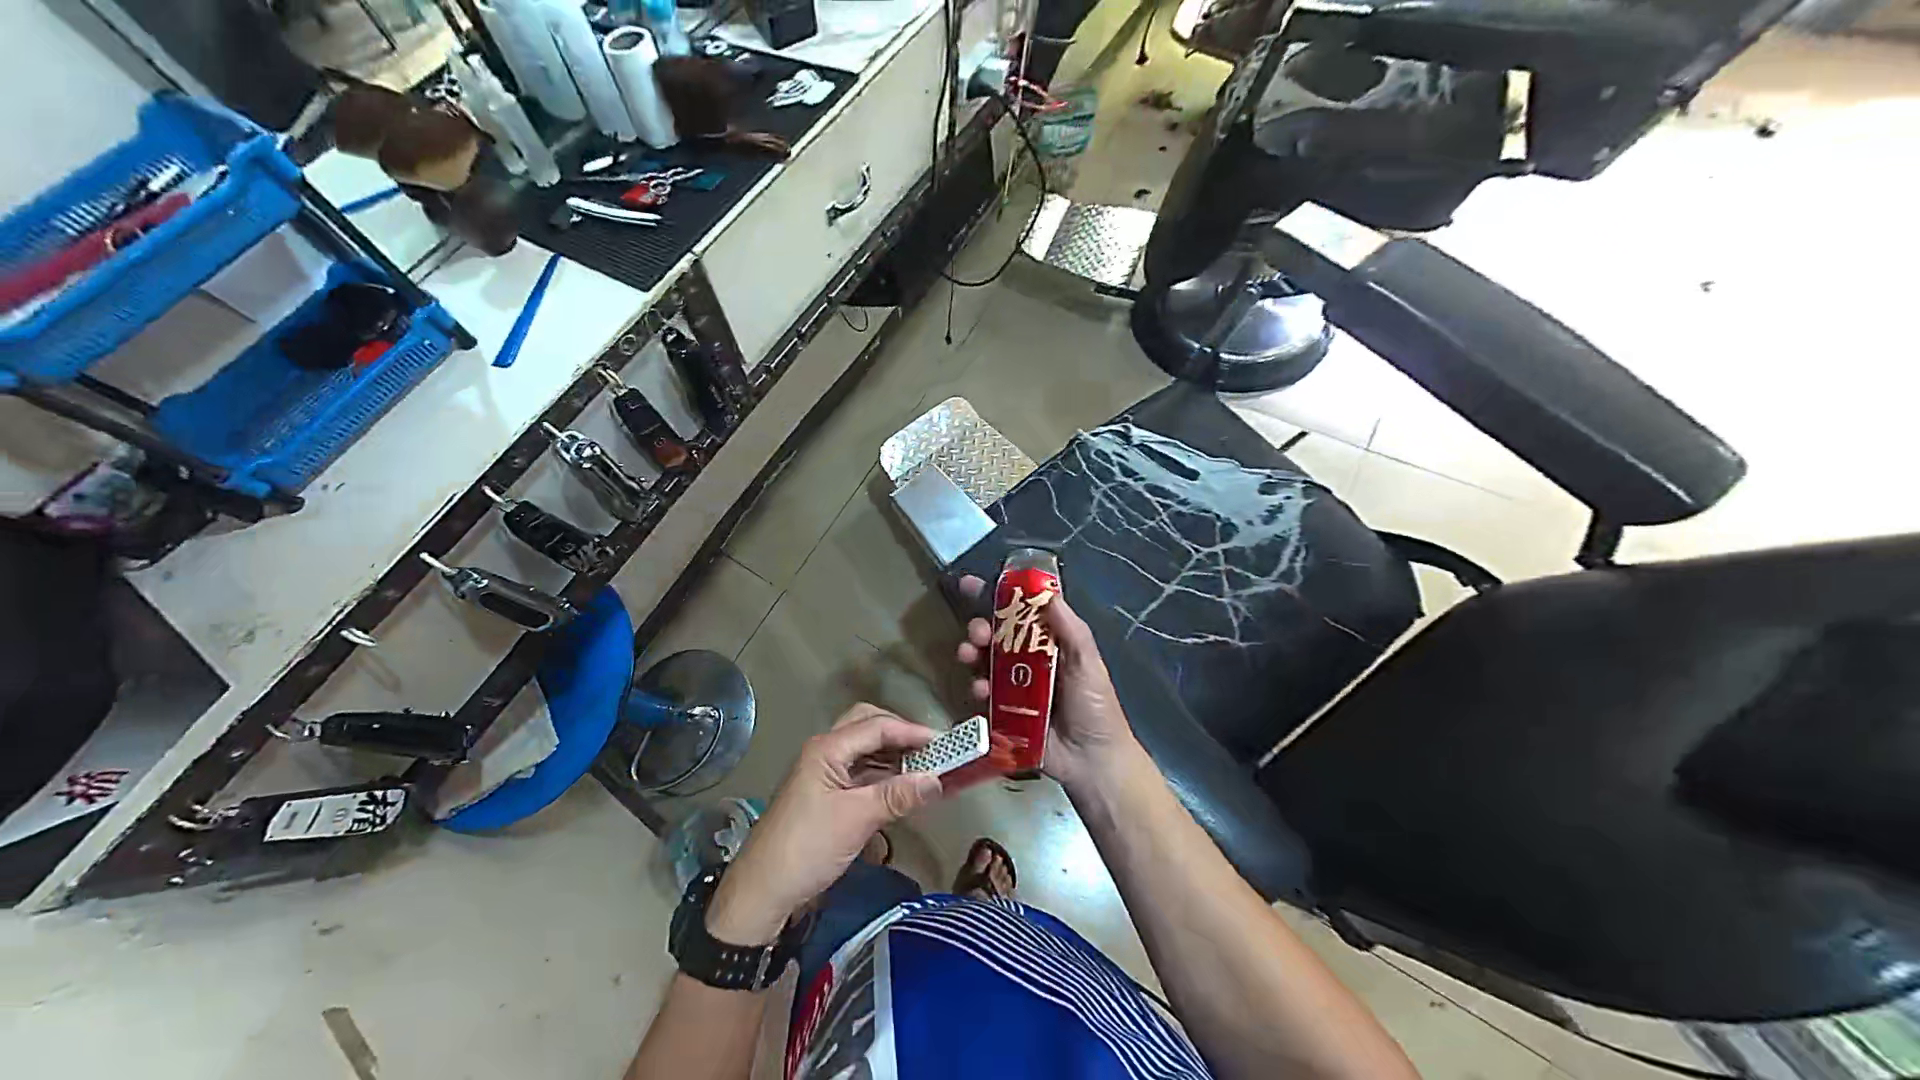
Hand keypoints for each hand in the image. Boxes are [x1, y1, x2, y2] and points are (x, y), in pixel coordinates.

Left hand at [706, 705, 944, 944]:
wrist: (763, 892)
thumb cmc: (807, 848)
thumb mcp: (857, 819)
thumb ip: (898, 795)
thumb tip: (937, 780)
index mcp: (827, 748)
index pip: (877, 726)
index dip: (912, 732)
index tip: (946, 744)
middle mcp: (825, 752)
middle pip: (868, 727)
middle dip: (900, 734)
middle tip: (931, 750)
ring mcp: (825, 774)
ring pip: (865, 750)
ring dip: (894, 756)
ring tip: (925, 769)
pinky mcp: (827, 796)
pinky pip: (861, 774)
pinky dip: (884, 776)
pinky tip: (904, 789)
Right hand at [954, 575, 1140, 794]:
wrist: (1093, 759)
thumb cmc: (1095, 706)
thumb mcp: (1088, 663)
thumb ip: (1071, 630)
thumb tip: (1049, 595)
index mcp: (1049, 643)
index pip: (1020, 613)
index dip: (996, 597)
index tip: (968, 584)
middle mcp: (1027, 661)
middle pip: (995, 636)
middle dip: (979, 627)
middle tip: (976, 631)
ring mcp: (1013, 688)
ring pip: (984, 662)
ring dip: (972, 653)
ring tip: (969, 654)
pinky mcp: (1003, 713)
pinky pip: (983, 695)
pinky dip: (977, 688)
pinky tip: (980, 690)